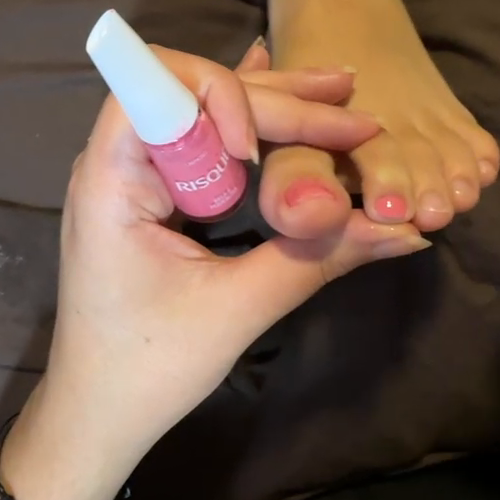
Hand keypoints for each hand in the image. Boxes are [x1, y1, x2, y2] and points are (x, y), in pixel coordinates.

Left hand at [33, 46, 432, 482]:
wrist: (97, 412)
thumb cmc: (148, 368)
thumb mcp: (237, 310)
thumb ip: (314, 258)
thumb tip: (402, 231)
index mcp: (111, 177)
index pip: (155, 87)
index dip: (214, 95)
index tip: (255, 151)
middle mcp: (118, 159)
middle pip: (195, 96)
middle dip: (276, 101)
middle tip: (352, 107)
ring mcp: (136, 172)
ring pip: (205, 113)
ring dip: (273, 104)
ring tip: (340, 90)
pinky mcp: (156, 191)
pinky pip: (204, 141)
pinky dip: (252, 124)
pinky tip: (286, 97)